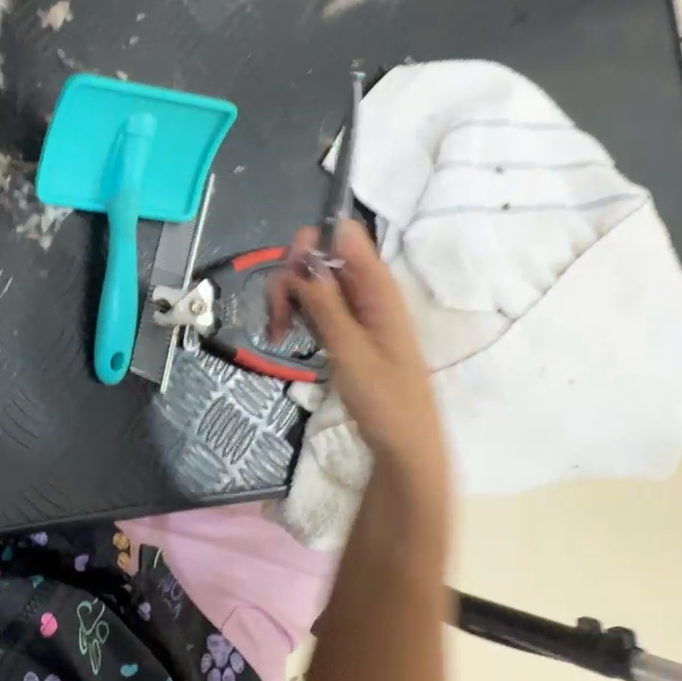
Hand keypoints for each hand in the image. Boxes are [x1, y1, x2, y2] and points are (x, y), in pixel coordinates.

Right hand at [268, 223, 444, 478]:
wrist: (404, 446)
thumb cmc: (385, 400)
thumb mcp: (349, 349)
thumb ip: (325, 300)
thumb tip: (305, 252)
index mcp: (377, 286)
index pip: (343, 234)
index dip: (311, 244)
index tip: (290, 275)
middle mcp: (366, 289)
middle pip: (317, 257)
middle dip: (290, 277)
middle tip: (278, 317)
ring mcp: (354, 308)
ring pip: (309, 281)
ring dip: (287, 299)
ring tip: (277, 333)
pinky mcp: (344, 327)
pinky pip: (313, 304)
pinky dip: (295, 314)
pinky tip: (283, 336)